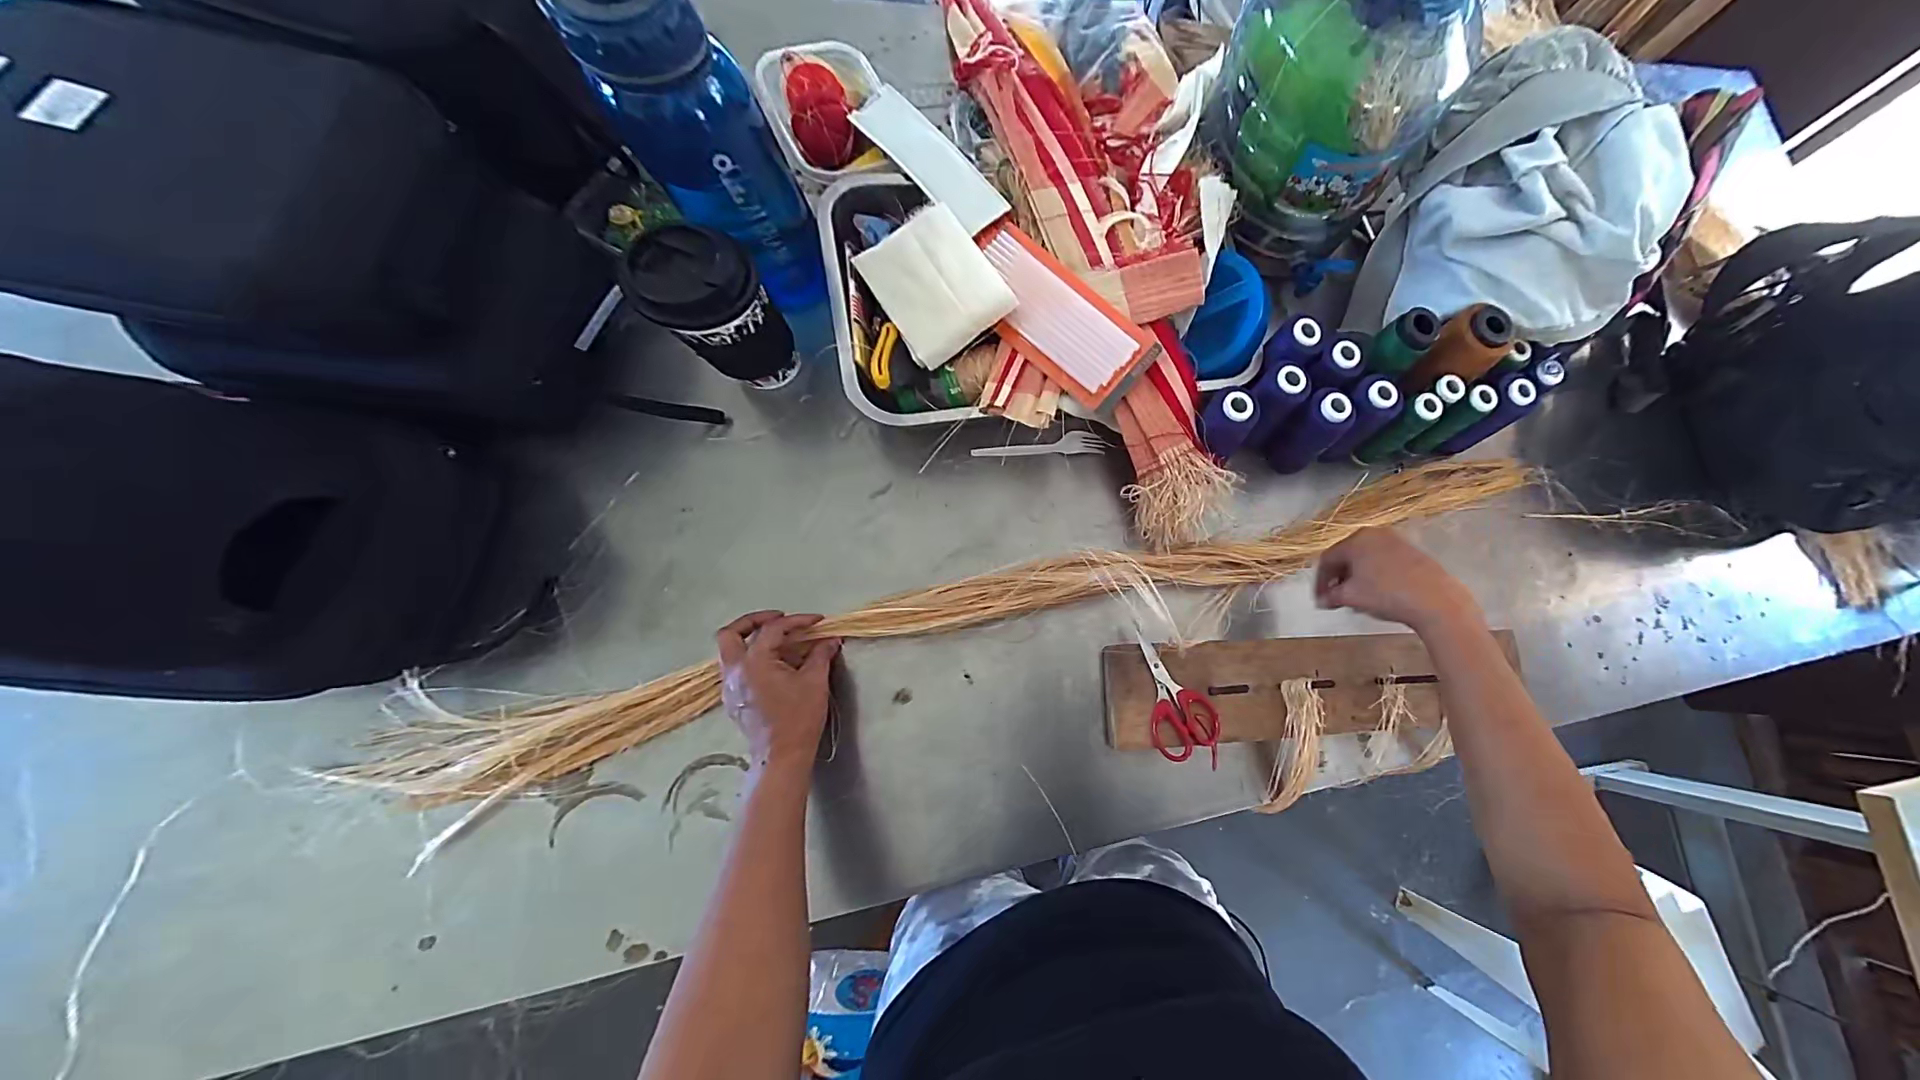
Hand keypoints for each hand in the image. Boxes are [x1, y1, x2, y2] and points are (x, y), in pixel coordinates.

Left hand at [717, 611, 839, 774]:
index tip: (817, 621)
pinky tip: (773, 667)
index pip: (773, 629)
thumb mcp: (815, 681)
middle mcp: (735, 671)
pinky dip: (751, 660)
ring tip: (779, 644)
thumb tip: (830, 640)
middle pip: (731, 633)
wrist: (782, 756)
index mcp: (754, 661)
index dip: (797, 620)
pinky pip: (736, 670)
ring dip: (751, 641)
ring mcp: (730, 687)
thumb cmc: (799, 718)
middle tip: (778, 620)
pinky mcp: (733, 701)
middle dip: (753, 621)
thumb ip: (821, 654)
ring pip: (729, 652)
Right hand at [1314, 528, 1482, 633]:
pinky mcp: (1414, 553)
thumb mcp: (1350, 597)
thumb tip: (1324, 599)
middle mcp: (1376, 534)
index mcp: (1356, 539)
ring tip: (1356, 597)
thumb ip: (1330, 596)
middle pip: (1347, 556)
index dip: (1320, 581)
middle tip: (1334, 598)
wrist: (1437, 602)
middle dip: (1338, 578)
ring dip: (1357, 577)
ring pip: (1366, 558)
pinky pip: (1384, 561)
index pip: (1327, 559)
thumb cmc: (1388, 594)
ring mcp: (1397, 542)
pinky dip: (1375, 575)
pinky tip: (1377, 592)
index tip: (1319, 599)